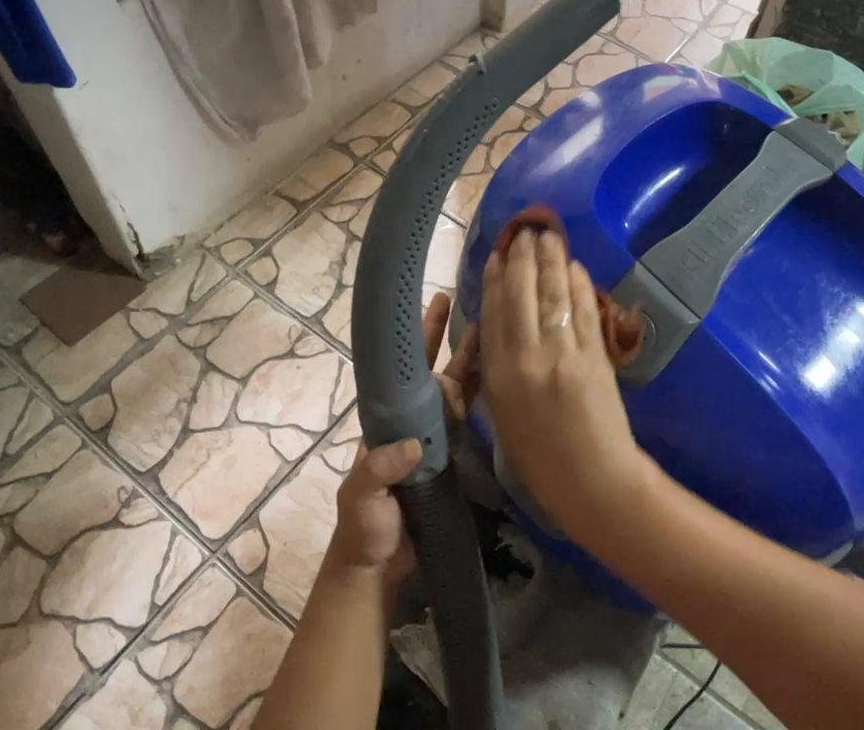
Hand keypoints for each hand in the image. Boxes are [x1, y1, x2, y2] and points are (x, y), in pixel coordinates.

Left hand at [323, 295, 472, 579]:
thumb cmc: (365, 528)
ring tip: (490, 328)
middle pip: (431, 368)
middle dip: (442, 333)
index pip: (404, 370)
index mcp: (388, 421)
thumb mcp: (361, 499)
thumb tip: (414, 443)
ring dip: (470, 358)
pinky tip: (501, 376)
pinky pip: (469, 416)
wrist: (379, 565)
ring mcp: (435, 435)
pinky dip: (483, 393)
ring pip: (455, 386)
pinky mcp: (453, 454)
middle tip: (456, 297)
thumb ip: (379, 470)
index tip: (433, 305)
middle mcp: (413, 419)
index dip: (418, 338)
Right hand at [479, 229, 653, 537]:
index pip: (494, 312)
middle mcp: (527, 356)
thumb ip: (498, 369)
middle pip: (521, 294)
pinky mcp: (595, 356)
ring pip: (553, 295)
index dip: (494, 278)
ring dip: (551, 260)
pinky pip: (583, 311)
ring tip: (548, 236)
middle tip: (524, 230)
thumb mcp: (502, 414)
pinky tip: (575, 268)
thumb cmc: (540, 457)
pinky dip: (579, 285)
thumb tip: (500, 327)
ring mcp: (563, 353)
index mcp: (499, 374)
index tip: (496, 253)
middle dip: (522, 257)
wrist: (590, 480)